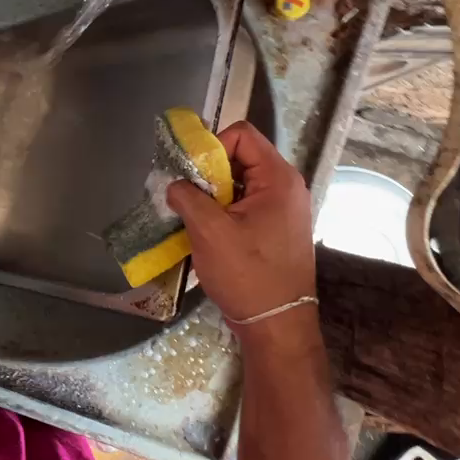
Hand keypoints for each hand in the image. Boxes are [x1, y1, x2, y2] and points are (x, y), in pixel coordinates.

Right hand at [164, 122, 315, 326]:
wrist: (276, 324)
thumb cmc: (247, 274)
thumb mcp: (209, 231)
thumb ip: (187, 196)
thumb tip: (174, 184)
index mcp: (278, 178)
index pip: (241, 135)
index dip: (211, 146)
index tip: (190, 174)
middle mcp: (285, 187)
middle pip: (239, 157)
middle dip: (207, 172)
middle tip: (185, 196)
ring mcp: (282, 209)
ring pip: (237, 183)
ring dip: (210, 194)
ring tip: (191, 216)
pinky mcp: (273, 229)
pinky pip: (242, 205)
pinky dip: (220, 211)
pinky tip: (204, 232)